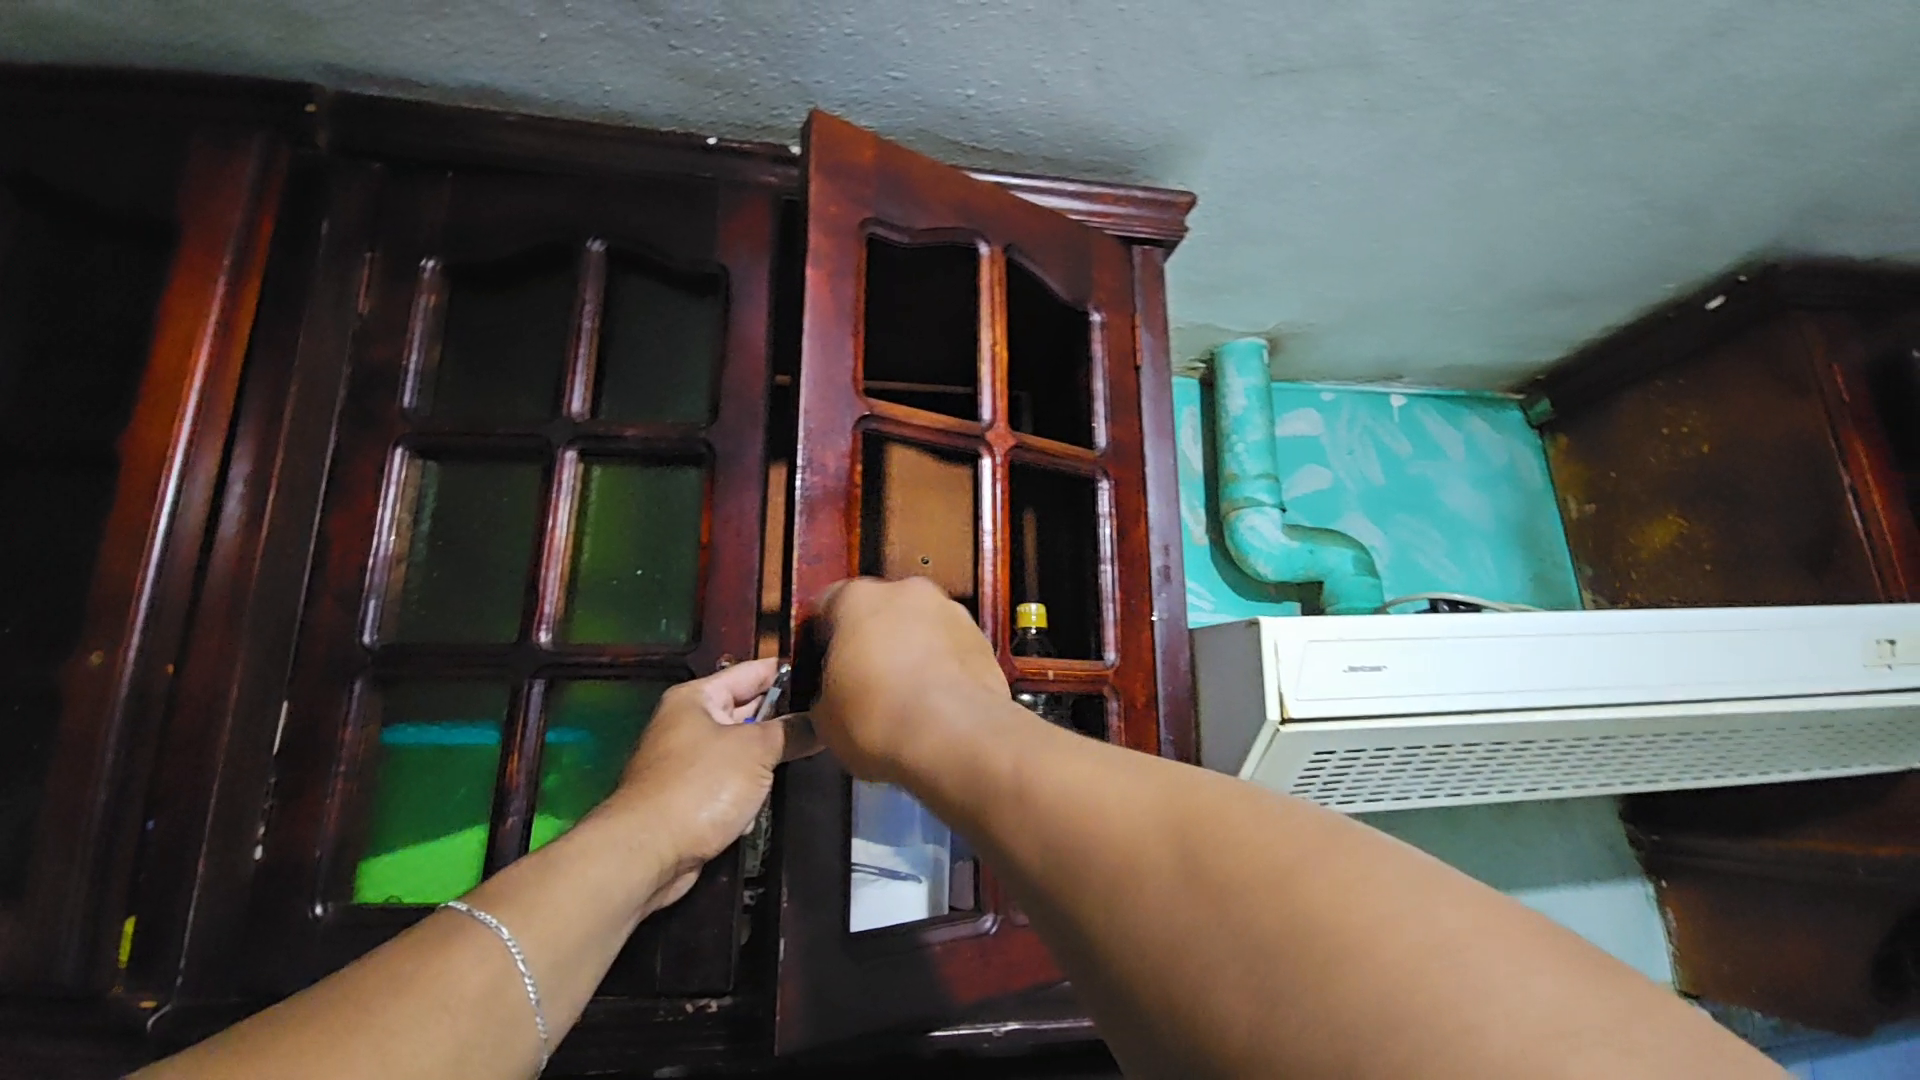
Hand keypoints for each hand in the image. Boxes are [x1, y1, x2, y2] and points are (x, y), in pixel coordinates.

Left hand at [599, 658, 802, 909]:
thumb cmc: (700, 786)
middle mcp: (688, 723)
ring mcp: (687, 762)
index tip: (823, 676)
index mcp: (698, 698)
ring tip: (796, 765)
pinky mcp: (688, 798)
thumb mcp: (757, 751)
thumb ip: (793, 732)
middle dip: (781, 722)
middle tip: (824, 722)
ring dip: (764, 765)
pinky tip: (754, 810)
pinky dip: (745, 796)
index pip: (752, 672)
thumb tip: (822, 724)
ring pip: (742, 752)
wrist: (647, 853)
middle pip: (748, 712)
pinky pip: (730, 785)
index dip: (787, 672)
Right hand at [811, 577, 1010, 782]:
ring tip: (904, 698)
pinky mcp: (981, 637)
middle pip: (881, 610)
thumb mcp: (825, 716)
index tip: (823, 663)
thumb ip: (825, 691)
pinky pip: (951, 647)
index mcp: (857, 598)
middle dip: (873, 640)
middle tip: (864, 682)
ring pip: (920, 626)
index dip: (824, 638)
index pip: (829, 604)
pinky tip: (934, 703)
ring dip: (912, 651)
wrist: (954, 737)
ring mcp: (949, 611)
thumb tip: (832, 698)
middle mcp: (906, 592)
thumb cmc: (881, 719)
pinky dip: (943, 667)